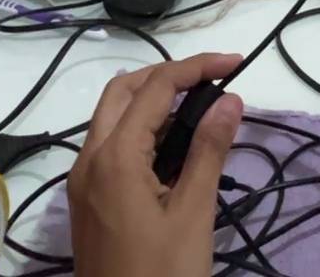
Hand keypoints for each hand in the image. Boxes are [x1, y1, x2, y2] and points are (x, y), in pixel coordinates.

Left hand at [68, 53, 245, 276]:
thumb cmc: (161, 276)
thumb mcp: (193, 214)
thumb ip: (209, 149)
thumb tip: (229, 98)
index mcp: (115, 156)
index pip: (157, 86)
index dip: (198, 67)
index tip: (236, 63)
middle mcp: (89, 158)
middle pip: (124, 89)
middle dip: (168, 74)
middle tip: (212, 80)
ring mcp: (83, 180)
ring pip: (113, 114)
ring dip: (152, 99)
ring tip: (199, 107)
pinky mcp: (87, 199)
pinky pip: (111, 142)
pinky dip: (141, 127)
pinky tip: (173, 144)